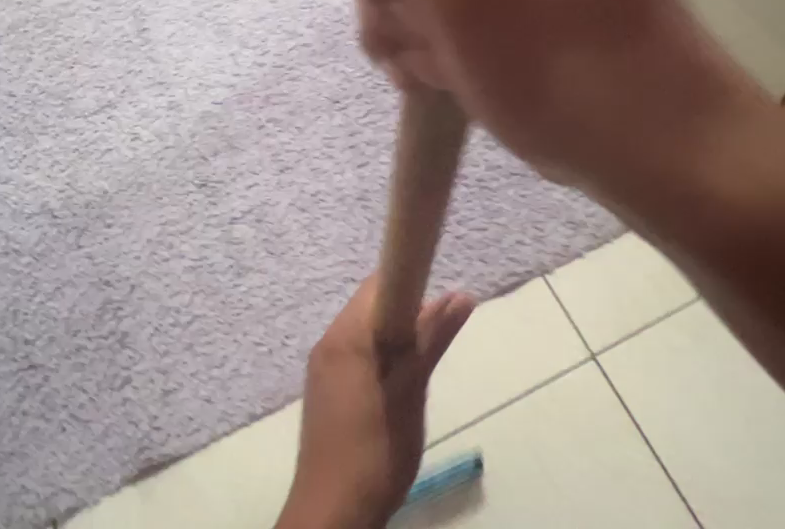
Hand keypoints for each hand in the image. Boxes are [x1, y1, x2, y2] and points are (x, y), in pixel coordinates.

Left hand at [276, 276, 474, 528]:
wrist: (331, 514)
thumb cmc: (376, 451)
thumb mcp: (411, 393)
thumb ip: (432, 340)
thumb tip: (461, 294)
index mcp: (346, 337)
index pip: (380, 283)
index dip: (411, 279)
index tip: (440, 294)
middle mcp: (328, 342)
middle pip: (371, 304)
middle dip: (408, 310)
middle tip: (441, 333)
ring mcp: (323, 367)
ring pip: (366, 329)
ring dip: (397, 334)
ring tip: (426, 359)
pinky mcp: (326, 389)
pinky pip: (357, 352)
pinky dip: (382, 354)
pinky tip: (402, 381)